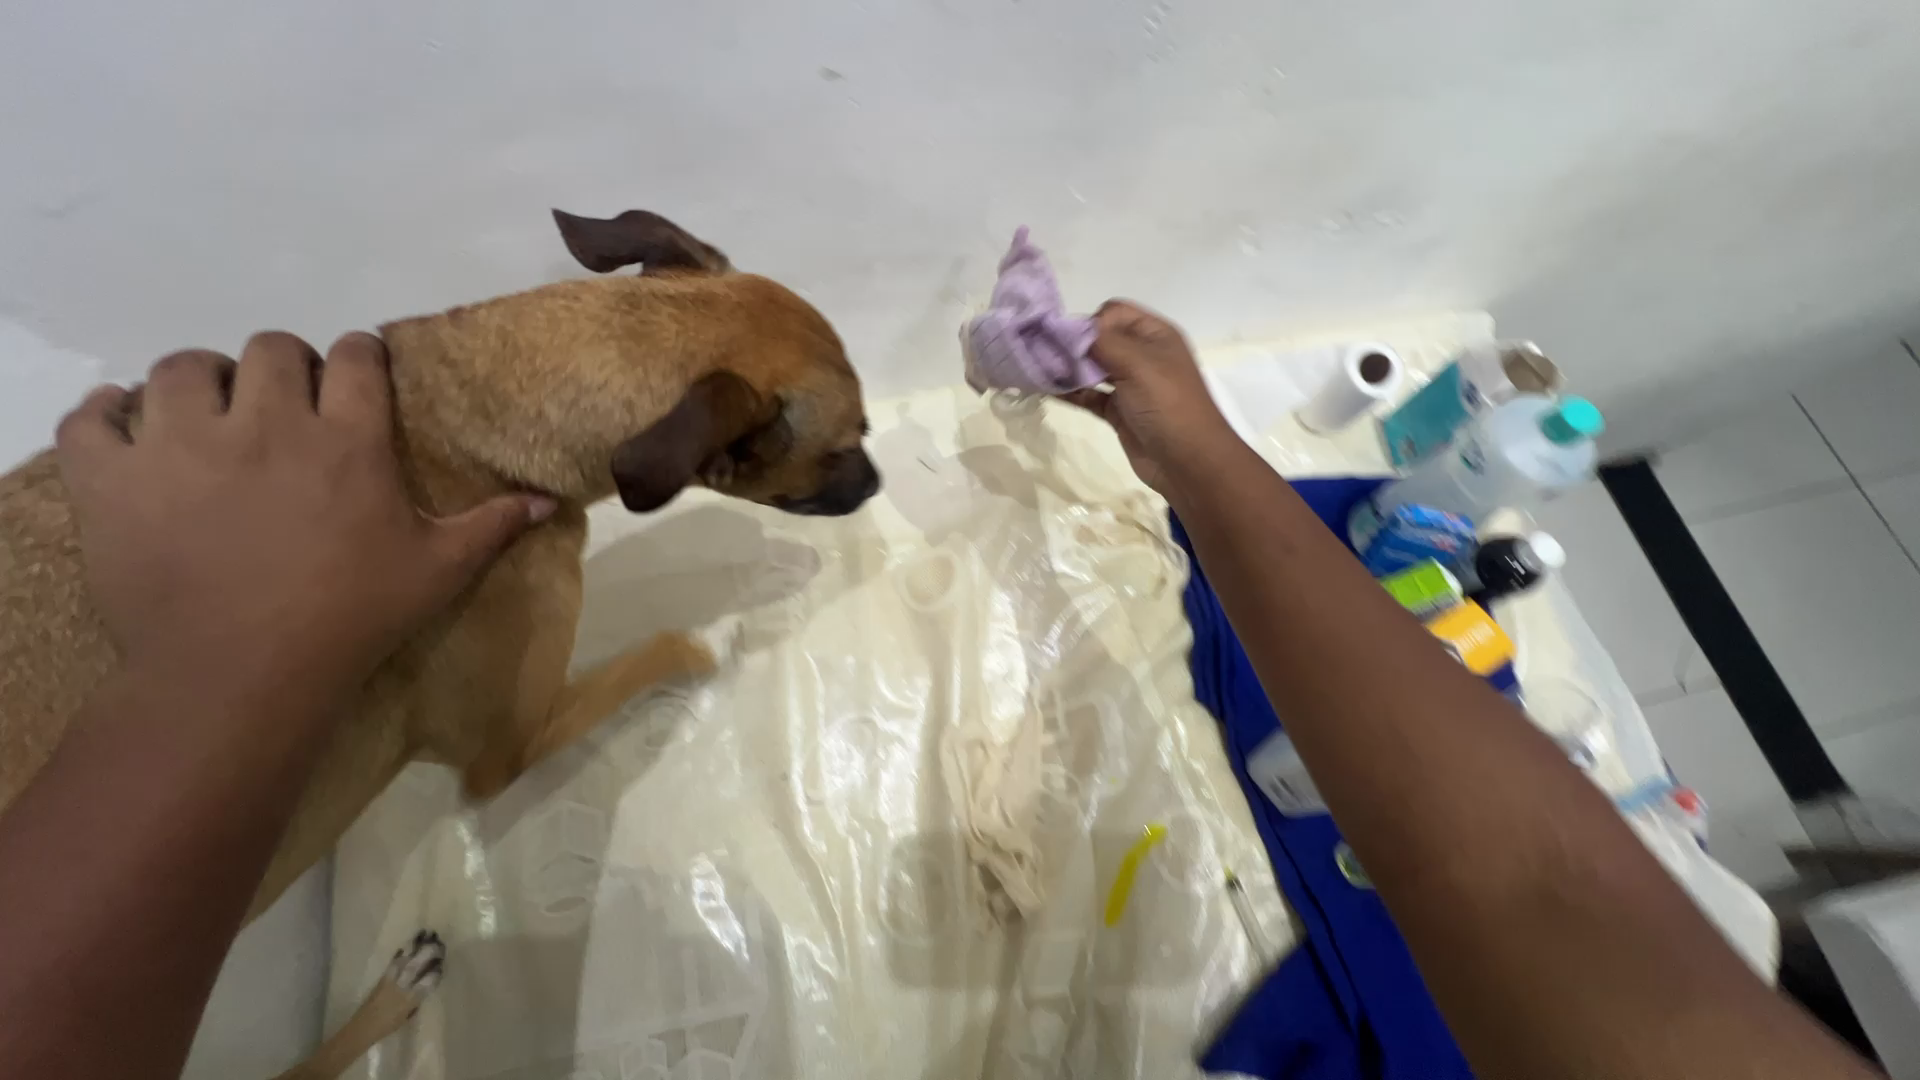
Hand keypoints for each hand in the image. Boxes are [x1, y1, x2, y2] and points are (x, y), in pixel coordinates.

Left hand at [55, 331, 555, 707]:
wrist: (244, 669)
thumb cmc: (357, 612)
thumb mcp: (441, 568)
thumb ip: (494, 524)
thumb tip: (550, 500)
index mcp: (350, 441)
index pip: (356, 359)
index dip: (361, 354)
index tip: (361, 369)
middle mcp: (268, 424)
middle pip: (272, 349)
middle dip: (288, 364)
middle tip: (292, 402)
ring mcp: (181, 445)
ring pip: (184, 369)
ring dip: (205, 380)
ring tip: (215, 414)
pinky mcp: (111, 477)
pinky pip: (91, 414)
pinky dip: (109, 412)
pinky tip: (130, 428)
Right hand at [1060, 300, 1239, 493]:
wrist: (1186, 460)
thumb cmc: (1166, 404)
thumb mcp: (1137, 363)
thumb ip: (1101, 342)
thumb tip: (1067, 332)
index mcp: (1154, 335)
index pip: (1113, 313)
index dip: (1090, 324)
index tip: (1072, 345)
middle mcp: (1142, 355)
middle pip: (1100, 339)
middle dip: (1073, 346)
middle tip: (1047, 359)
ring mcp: (1129, 385)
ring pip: (1092, 368)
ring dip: (1068, 369)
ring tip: (1039, 373)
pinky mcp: (1118, 411)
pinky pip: (1089, 395)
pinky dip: (1071, 392)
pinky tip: (1048, 391)